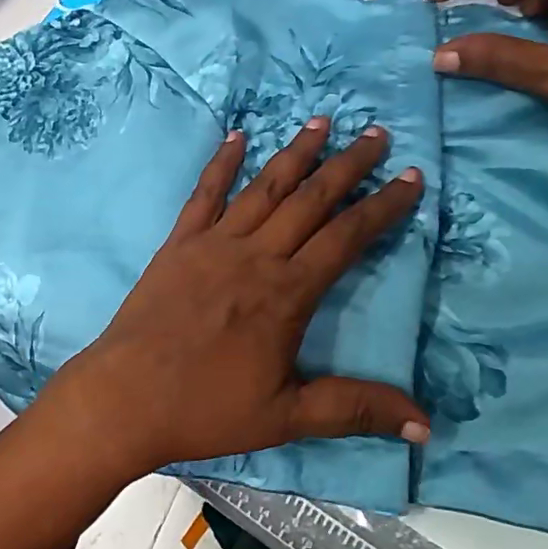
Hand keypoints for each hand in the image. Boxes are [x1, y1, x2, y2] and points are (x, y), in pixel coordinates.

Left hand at [39, 119, 429, 478]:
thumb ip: (356, 410)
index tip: (411, 177)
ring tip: (322, 121)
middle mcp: (255, 255)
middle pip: (311, 199)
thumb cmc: (206, 409)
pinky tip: (236, 135)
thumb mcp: (288, 417)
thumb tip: (425, 427)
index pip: (347, 236)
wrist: (122, 401)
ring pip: (265, 187)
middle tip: (377, 134)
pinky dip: (221, 163)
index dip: (383, 205)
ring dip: (296, 152)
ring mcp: (213, 243)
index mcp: (287, 292)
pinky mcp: (179, 244)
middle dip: (349, 164)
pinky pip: (204, 194)